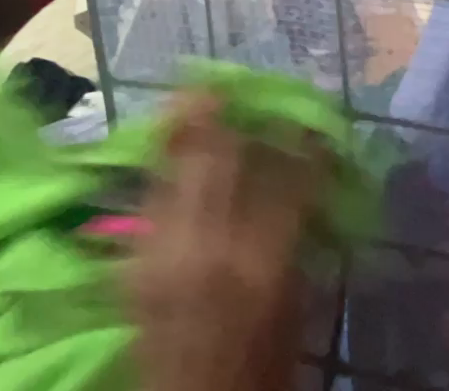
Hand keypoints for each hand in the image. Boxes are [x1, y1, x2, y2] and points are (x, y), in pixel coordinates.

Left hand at [131, 95, 324, 390]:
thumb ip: (295, 242)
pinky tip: (169, 145)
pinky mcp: (134, 262)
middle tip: (230, 85)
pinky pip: (148, 197)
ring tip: (193, 93)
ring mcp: (163, 250)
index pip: (289, 182)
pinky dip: (163, 166)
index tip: (314, 122)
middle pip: (218, 158)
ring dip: (185, 127)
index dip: (305, 145)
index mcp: (261, 265)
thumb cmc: (260, 370)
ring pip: (173, 168)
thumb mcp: (294, 309)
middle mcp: (208, 246)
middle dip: (226, 115)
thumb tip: (301, 188)